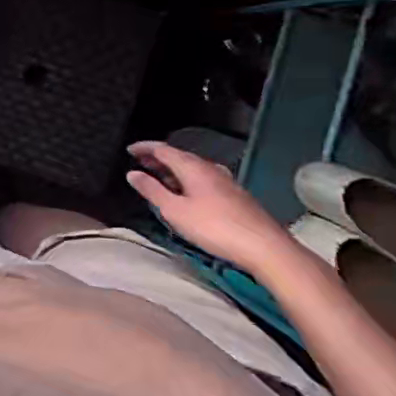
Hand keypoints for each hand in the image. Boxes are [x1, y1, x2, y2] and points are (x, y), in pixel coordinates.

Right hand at [125, 141, 304, 278]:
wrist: (265, 247)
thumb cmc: (214, 227)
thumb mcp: (174, 210)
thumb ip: (152, 190)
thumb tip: (132, 174)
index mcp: (193, 168)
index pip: (164, 149)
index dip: (145, 148)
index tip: (129, 150)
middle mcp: (210, 169)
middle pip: (180, 157)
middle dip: (158, 158)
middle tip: (140, 163)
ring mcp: (225, 182)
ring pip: (193, 168)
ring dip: (173, 170)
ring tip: (159, 177)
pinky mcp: (235, 196)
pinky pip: (204, 179)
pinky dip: (187, 180)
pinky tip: (186, 193)